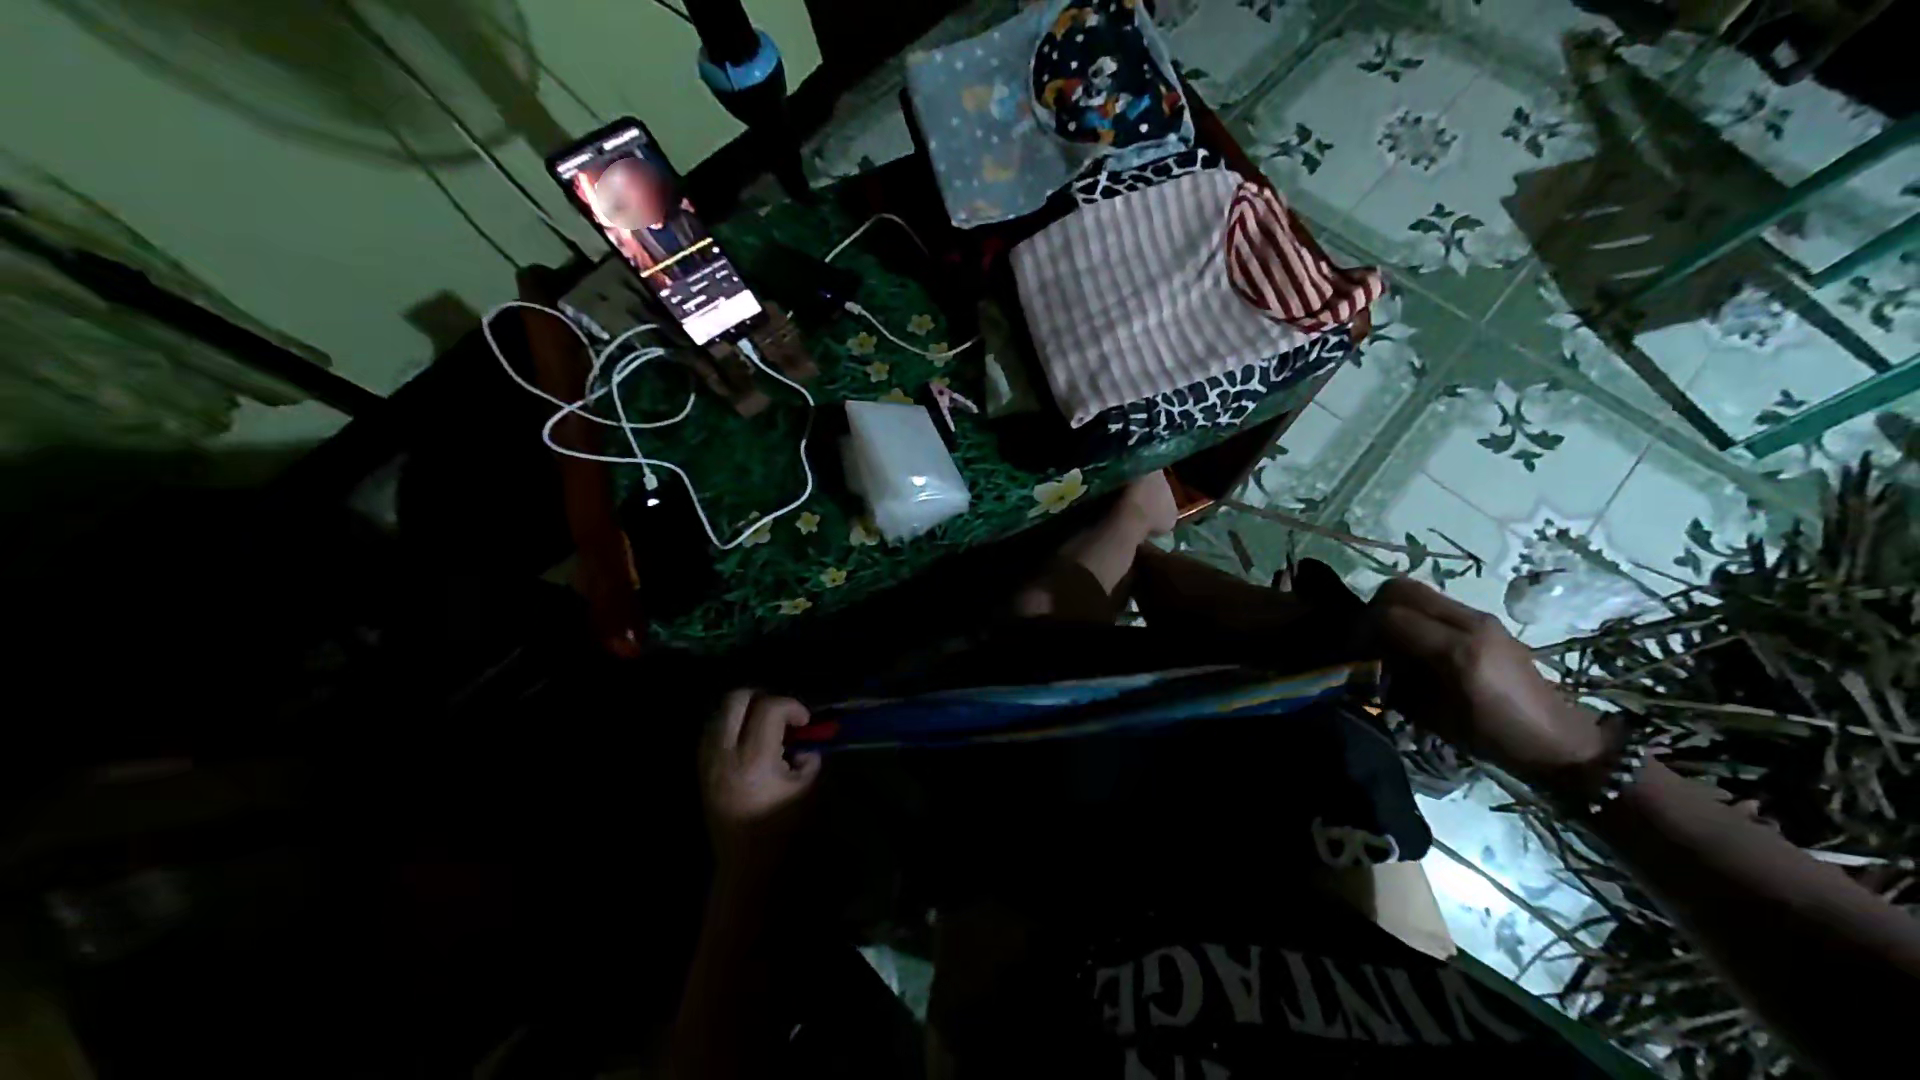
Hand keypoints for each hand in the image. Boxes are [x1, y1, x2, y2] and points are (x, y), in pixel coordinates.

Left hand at [699, 690, 820, 870]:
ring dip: (744, 712)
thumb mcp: (809, 789)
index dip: (792, 706)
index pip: (770, 707)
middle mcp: (725, 754)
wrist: (749, 867)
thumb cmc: (785, 830)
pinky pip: (710, 732)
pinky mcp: (701, 772)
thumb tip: (801, 747)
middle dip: (762, 697)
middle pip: (735, 699)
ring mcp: (708, 762)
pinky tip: (748, 743)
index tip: (805, 722)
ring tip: (764, 727)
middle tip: (781, 714)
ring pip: (718, 713)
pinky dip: (730, 727)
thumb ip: (809, 758)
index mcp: (755, 759)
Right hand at [1366, 578, 1606, 783]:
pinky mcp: (1486, 620)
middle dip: (1373, 609)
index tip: (1351, 651)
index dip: (1361, 630)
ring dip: (1393, 610)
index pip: (1389, 616)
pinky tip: (1414, 644)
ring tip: (1388, 641)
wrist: (1559, 740)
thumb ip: (1394, 682)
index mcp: (1457, 651)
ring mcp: (1481, 618)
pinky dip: (1414, 615)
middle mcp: (1470, 623)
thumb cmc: (1492, 738)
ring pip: (1417, 591)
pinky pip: (1435, 604)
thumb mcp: (1432, 716)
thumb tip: (1362, 664)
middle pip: (1400, 589)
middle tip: (1366, 638)